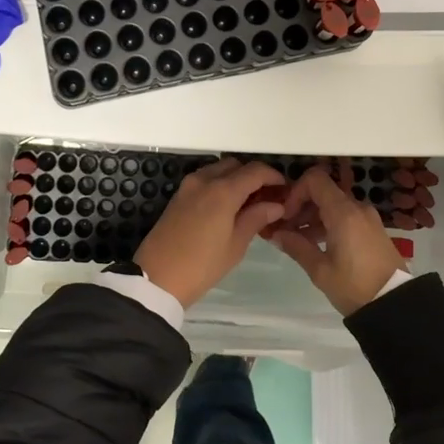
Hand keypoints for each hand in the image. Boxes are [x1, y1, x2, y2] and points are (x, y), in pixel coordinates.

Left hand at [134, 159, 286, 307]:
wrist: (158, 278)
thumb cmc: (202, 265)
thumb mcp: (235, 245)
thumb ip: (256, 218)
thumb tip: (275, 205)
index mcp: (223, 190)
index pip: (255, 171)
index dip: (274, 177)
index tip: (285, 190)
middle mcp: (204, 179)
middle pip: (236, 165)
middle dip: (254, 176)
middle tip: (268, 198)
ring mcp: (188, 185)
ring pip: (218, 169)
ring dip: (235, 179)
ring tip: (249, 203)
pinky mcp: (178, 195)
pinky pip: (205, 179)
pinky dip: (220, 184)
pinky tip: (228, 206)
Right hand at [268, 167, 407, 316]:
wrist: (396, 305)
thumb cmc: (355, 286)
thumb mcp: (321, 270)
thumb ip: (296, 247)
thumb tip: (276, 234)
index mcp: (343, 212)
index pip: (315, 179)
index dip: (295, 192)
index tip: (286, 215)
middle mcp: (357, 208)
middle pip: (323, 192)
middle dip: (302, 207)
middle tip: (287, 229)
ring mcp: (368, 218)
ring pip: (334, 205)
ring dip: (314, 217)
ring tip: (299, 240)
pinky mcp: (373, 229)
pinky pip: (346, 216)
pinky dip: (329, 223)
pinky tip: (318, 245)